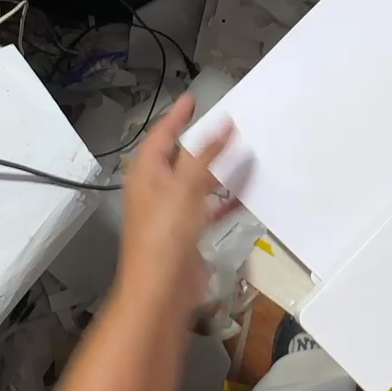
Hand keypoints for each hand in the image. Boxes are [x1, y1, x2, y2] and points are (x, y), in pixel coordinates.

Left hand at [115, 93, 234, 320]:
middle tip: (222, 125)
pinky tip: (244, 195)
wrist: (161, 291)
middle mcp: (156, 191)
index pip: (161, 136)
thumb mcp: (185, 187)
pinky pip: (208, 209)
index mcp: (147, 174)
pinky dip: (225, 201)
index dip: (176, 117)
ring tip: (239, 154)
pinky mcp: (187, 234)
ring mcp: (171, 213)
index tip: (192, 99)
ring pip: (196, 184)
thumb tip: (224, 124)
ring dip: (216, 171)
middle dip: (200, 143)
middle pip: (179, 158)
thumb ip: (205, 155)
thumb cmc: (165, 236)